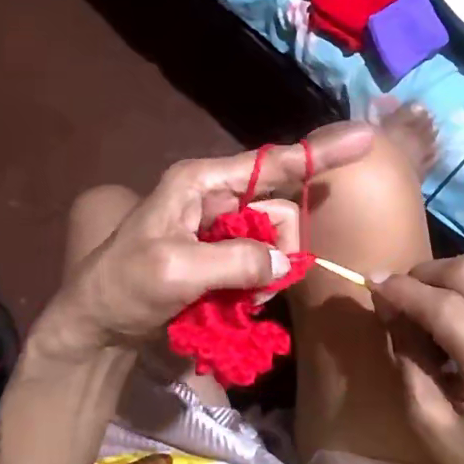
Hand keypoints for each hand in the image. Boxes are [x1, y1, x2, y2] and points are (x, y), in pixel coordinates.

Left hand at [34, 124, 375, 362]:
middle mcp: (214, 197)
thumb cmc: (125, 285)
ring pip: (274, 240)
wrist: (99, 323)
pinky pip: (261, 261)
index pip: (269, 164)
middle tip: (263, 287)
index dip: (318, 155)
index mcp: (199, 183)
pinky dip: (261, 282)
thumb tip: (286, 264)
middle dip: (282, 247)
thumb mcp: (176, 270)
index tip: (365, 140)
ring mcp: (219, 227)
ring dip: (270, 271)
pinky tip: (244, 299)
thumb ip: (235, 261)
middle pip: (279, 209)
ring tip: (245, 298)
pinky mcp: (221, 254)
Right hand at [371, 257, 463, 463]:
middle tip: (394, 296)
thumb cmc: (458, 443)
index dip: (407, 291)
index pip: (450, 312)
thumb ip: (405, 349)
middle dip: (422, 275)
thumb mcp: (419, 408)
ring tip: (414, 308)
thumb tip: (382, 296)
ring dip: (435, 280)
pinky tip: (441, 322)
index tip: (371, 284)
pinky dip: (451, 293)